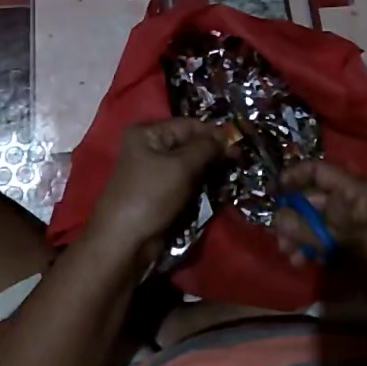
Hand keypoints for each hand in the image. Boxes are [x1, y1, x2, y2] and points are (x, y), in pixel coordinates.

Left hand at [84, 119, 226, 261]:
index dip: (215, 134)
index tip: (241, 146)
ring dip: (209, 171)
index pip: (188, 125)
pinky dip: (201, 185)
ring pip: (190, 165)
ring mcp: (155, 170)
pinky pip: (186, 182)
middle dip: (213, 153)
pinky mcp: (161, 192)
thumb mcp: (180, 166)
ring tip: (231, 176)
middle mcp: (149, 146)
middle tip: (240, 162)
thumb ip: (205, 148)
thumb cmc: (150, 195)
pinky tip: (217, 189)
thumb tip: (227, 138)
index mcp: (147, 132)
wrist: (125, 240)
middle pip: (189, 143)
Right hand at [275, 160, 366, 266]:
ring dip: (298, 234)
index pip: (319, 170)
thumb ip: (311, 231)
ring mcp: (353, 223)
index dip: (294, 176)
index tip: (273, 193)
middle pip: (313, 197)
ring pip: (315, 220)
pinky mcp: (352, 244)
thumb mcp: (349, 245)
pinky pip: (324, 237)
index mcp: (357, 191)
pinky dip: (310, 246)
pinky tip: (301, 261)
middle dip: (292, 215)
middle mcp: (353, 201)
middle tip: (277, 235)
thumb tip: (277, 217)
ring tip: (288, 253)